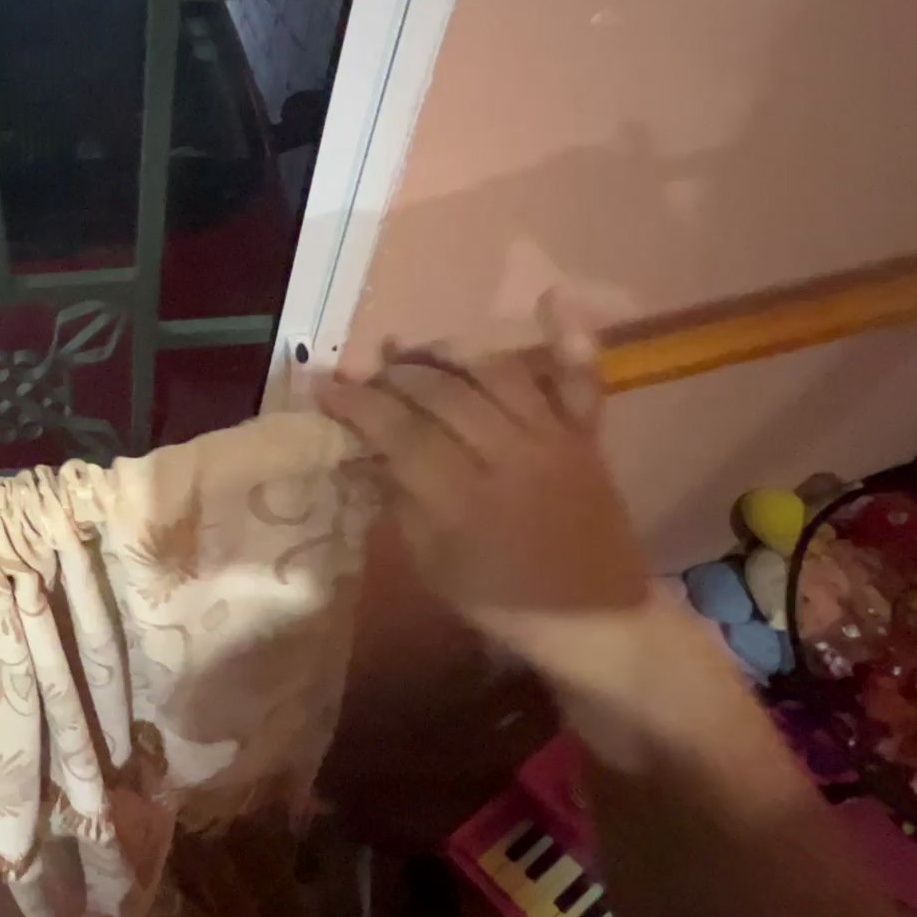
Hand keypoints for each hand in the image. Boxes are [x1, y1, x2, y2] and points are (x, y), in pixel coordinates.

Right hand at [315, 303, 649, 663]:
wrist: (592, 619)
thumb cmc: (495, 599)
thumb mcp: (427, 561)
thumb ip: (396, 498)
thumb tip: (361, 451)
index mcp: (463, 500)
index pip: (400, 433)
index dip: (357, 404)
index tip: (324, 387)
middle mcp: (510, 457)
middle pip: (442, 393)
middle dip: (393, 376)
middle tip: (364, 378)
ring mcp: (554, 440)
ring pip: (496, 373)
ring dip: (448, 353)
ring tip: (414, 353)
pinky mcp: (586, 437)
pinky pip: (581, 380)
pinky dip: (568, 337)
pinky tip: (549, 297)